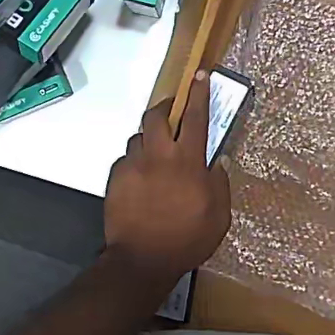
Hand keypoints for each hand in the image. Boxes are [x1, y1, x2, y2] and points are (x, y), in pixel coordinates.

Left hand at [104, 71, 231, 282]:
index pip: (196, 118)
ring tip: (157, 153)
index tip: (200, 76)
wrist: (143, 258)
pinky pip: (126, 159)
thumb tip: (219, 159)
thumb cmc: (187, 238)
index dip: (199, 94)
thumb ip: (219, 182)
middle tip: (173, 112)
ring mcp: (133, 164)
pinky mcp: (116, 177)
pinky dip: (135, 162)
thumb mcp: (218, 214)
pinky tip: (141, 179)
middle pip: (157, 116)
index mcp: (187, 161)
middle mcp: (159, 155)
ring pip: (139, 136)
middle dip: (166, 107)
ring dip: (149, 138)